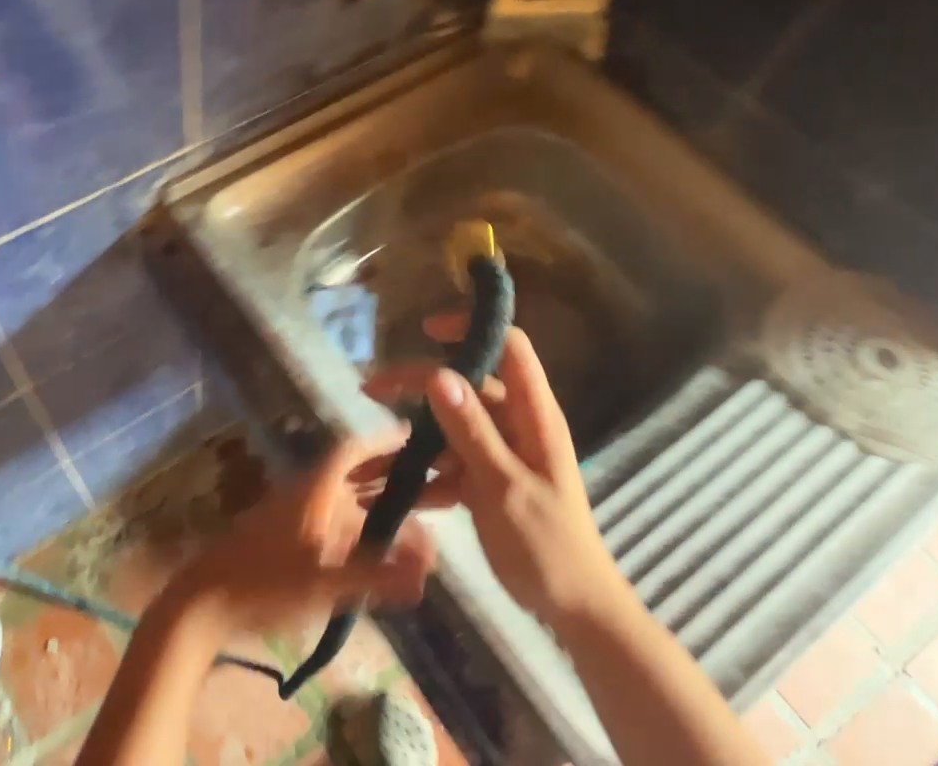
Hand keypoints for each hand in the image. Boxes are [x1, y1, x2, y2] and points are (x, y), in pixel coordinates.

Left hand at [162, 429, 444, 634]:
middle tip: (436, 480)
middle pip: (356, 475)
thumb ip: (375, 576)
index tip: (413, 434)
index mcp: (314, 490)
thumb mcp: (323, 583)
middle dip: (393, 477)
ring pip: (346, 502)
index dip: (383, 441)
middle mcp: (307, 494)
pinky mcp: (289, 537)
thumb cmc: (264, 583)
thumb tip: (428, 572)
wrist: (205, 601)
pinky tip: (380, 549)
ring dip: (379, 507)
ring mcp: (296, 515)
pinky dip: (360, 529)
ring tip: (421, 519)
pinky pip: (334, 523)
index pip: (352, 451)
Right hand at [363, 316, 630, 632]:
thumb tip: (438, 374)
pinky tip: (385, 495)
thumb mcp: (504, 486)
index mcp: (532, 415)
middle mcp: (515, 426)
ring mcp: (499, 454)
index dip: (473, 328)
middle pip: (462, 387)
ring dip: (407, 444)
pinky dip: (419, 478)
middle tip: (368, 389)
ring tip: (364, 461)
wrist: (573, 609)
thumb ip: (471, 430)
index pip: (509, 347)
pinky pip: (446, 467)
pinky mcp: (486, 482)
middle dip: (415, 387)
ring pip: (446, 430)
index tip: (426, 330)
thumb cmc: (548, 545)